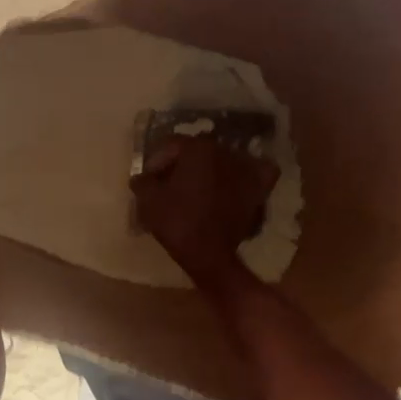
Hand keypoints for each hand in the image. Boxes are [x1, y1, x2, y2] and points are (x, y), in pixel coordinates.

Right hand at [130, 135, 280, 283]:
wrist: (208, 254)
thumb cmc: (176, 223)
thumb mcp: (148, 202)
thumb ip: (142, 182)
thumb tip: (142, 177)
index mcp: (197, 149)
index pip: (171, 146)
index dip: (157, 162)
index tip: (150, 181)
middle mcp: (224, 151)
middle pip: (198, 152)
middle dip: (183, 165)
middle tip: (171, 185)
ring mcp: (245, 168)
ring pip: (225, 160)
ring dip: (211, 170)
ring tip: (200, 189)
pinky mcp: (258, 188)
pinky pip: (257, 170)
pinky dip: (248, 172)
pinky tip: (238, 180)